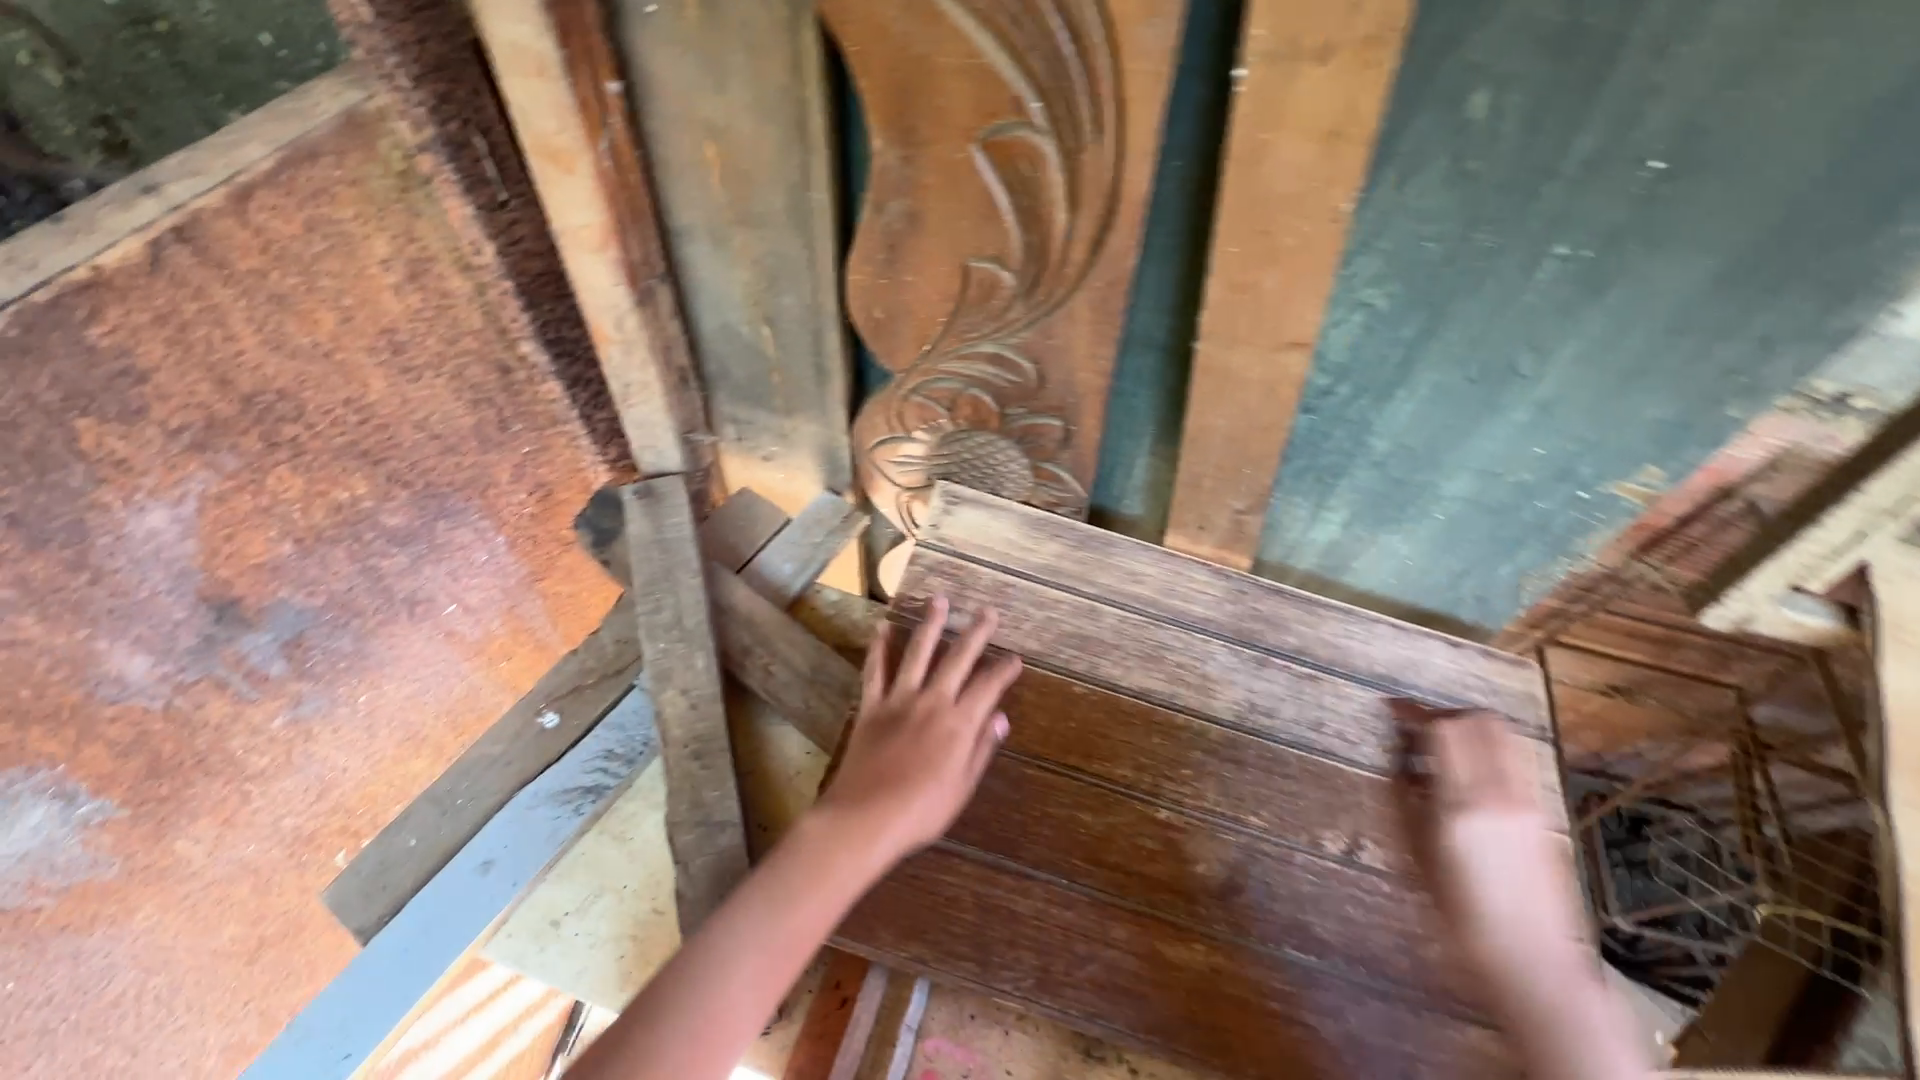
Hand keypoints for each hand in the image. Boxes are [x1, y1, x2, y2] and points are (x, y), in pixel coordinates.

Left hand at [813, 595, 1021, 863]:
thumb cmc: (921, 811)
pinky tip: (883, 627)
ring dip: (930, 625)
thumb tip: (1001, 718)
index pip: (988, 687)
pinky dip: (879, 647)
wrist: (865, 817)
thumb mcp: (962, 786)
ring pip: (918, 653)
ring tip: (939, 600)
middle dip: (976, 634)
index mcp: (959, 724)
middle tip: (988, 612)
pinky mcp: (871, 706)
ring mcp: (899, 700)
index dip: (1003, 670)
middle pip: (958, 659)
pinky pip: (875, 670)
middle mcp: (932, 702)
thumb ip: (981, 748)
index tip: (1014, 658)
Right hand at [1396, 705, 1588, 995]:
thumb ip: (1403, 798)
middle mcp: (1502, 793)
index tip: (1391, 708)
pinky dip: (1491, 749)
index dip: (1413, 711)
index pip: (1442, 728)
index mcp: (1462, 804)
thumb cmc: (1456, 916)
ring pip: (1505, 734)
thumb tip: (1399, 757)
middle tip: (1417, 727)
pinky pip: (1517, 760)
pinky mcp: (1545, 813)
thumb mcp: (1413, 856)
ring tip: (1444, 744)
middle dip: (1444, 714)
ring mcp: (1530, 801)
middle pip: (1479, 720)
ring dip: (1472, 726)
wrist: (1530, 961)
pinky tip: (1470, 774)